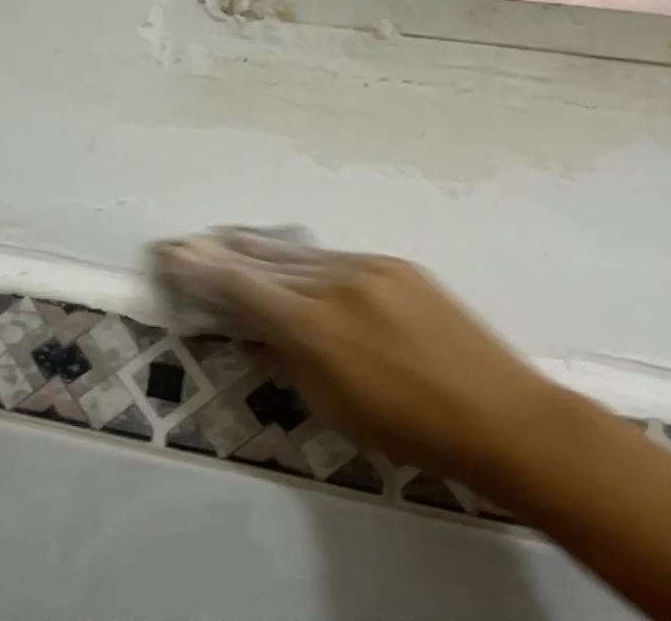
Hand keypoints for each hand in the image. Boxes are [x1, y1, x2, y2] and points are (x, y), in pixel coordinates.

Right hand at [153, 234, 561, 485]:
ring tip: (225, 242)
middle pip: (260, 260)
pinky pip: (331, 257)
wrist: (503, 417)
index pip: (237, 287)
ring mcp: (367, 268)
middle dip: (218, 252)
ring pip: (295, 253)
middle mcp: (333, 283)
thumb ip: (283, 358)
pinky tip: (288, 261)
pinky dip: (299, 260)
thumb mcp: (329, 405)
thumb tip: (252, 329)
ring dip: (255, 249)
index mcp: (311, 324)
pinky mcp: (394, 265)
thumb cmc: (407, 429)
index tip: (167, 255)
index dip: (197, 271)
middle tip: (184, 243)